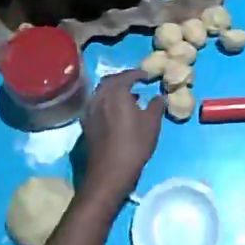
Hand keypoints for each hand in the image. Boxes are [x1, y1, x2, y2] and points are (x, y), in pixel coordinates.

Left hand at [81, 70, 161, 197]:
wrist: (109, 172)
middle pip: (110, 81)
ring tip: (128, 97)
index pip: (126, 75)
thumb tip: (159, 96)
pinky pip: (96, 104)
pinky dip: (107, 102)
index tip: (147, 75)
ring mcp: (89, 109)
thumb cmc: (134, 144)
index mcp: (115, 92)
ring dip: (114, 91)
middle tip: (135, 82)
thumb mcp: (152, 123)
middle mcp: (99, 96)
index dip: (138, 73)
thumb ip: (156, 105)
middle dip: (123, 79)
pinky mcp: (86, 123)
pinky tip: (116, 112)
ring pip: (101, 92)